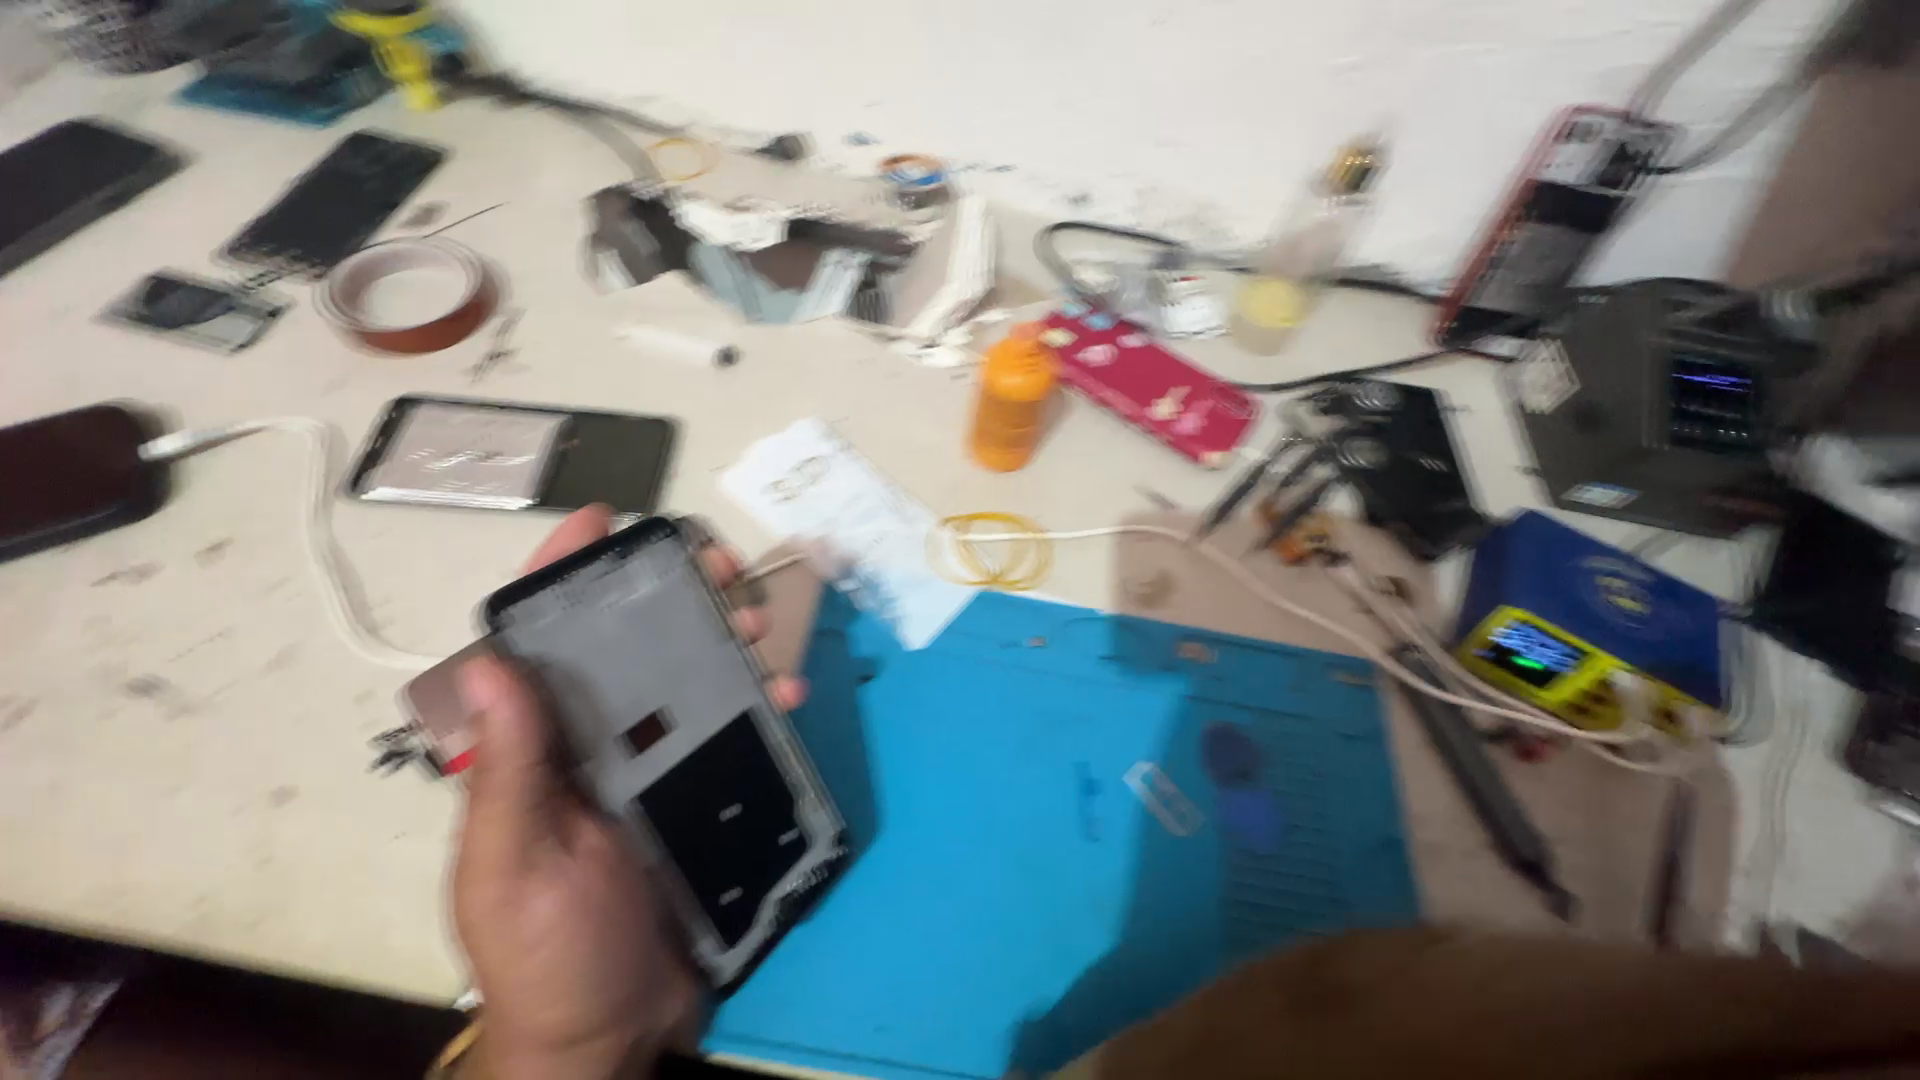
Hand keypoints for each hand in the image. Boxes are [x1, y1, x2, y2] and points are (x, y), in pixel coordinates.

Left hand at [452, 506, 805, 1078]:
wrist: (611, 1031)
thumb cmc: (549, 952)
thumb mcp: (517, 865)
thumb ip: (510, 772)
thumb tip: (489, 663)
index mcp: (533, 750)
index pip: (537, 643)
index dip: (561, 574)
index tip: (600, 521)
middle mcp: (590, 742)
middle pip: (625, 644)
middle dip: (669, 592)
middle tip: (719, 568)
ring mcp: (648, 764)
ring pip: (687, 675)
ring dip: (725, 637)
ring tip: (759, 624)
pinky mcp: (696, 788)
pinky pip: (731, 726)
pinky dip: (761, 700)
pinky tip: (789, 691)